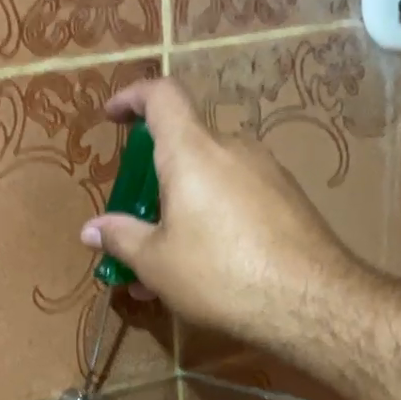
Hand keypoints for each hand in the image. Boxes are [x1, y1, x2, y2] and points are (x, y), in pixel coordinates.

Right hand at [81, 78, 366, 345]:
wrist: (309, 302)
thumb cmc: (218, 273)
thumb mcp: (154, 261)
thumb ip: (120, 237)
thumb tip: (91, 229)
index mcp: (192, 154)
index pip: (162, 98)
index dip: (132, 98)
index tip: (112, 115)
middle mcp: (231, 151)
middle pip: (182, 150)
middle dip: (150, 185)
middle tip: (131, 227)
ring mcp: (265, 174)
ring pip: (206, 181)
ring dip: (177, 213)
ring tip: (159, 265)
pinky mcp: (286, 201)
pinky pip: (233, 199)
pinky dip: (207, 222)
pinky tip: (198, 270)